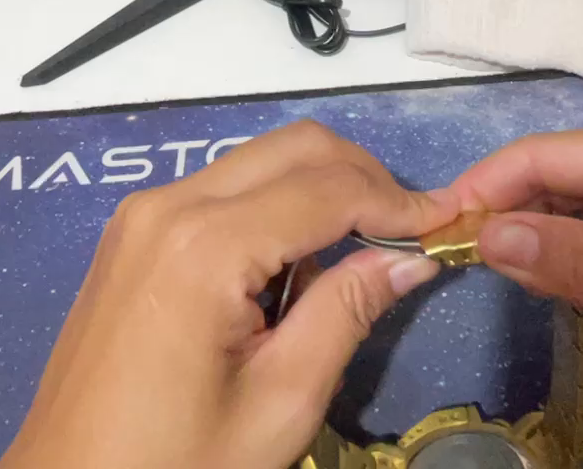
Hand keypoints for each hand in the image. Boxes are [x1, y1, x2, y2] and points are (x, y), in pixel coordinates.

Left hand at [0, 121, 455, 468]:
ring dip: (320, 186)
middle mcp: (172, 201)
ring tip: (357, 250)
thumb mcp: (277, 405)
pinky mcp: (137, 224)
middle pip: (294, 146)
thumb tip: (410, 259)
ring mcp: (147, 207)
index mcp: (205, 245)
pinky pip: (227, 184)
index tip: (445, 222)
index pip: (325, 190)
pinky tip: (293, 262)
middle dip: (361, 177)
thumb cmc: (173, 467)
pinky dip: (277, 202)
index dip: (395, 202)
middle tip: (405, 231)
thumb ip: (345, 313)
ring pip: (261, 159)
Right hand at [449, 127, 582, 468]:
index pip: (558, 154)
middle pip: (566, 177)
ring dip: (536, 238)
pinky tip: (550, 291)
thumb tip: (488, 233)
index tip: (433, 225)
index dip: (490, 182)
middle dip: (506, 209)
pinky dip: (576, 268)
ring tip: (483, 273)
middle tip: (448, 256)